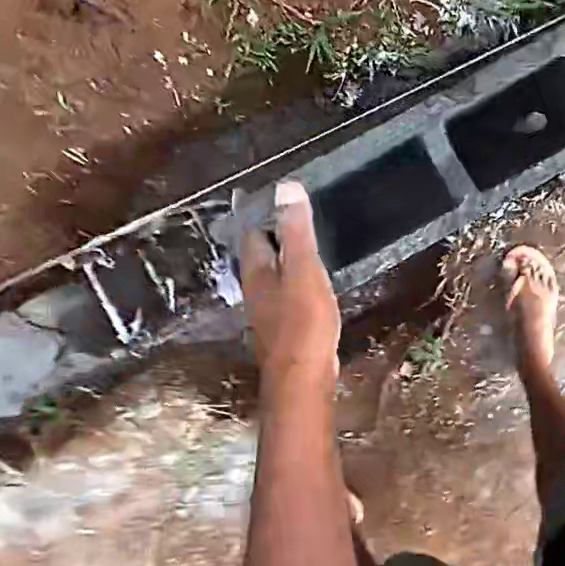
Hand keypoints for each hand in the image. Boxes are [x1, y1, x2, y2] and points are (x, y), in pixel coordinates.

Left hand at [240, 181, 340, 384]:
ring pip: (272, 275)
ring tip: (305, 243)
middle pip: (259, 254)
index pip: (252, 232)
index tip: (281, 197)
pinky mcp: (284, 328)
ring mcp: (268, 311)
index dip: (264, 213)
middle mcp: (255, 289)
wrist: (302, 378)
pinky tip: (312, 282)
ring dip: (284, 258)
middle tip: (296, 216)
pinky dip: (296, 280)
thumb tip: (286, 187)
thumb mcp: (304, 269)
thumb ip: (296, 231)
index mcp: (257, 271)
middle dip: (273, 235)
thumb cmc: (303, 321)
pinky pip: (286, 293)